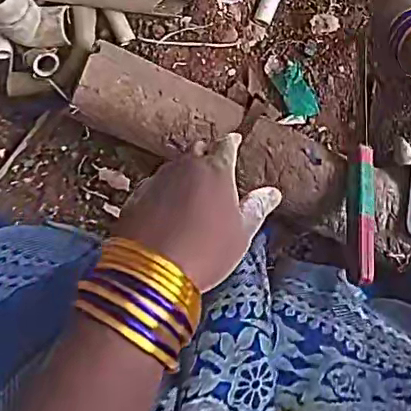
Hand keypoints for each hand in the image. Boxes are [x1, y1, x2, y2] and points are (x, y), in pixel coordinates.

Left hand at [112, 134, 280, 291]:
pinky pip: (155, 184)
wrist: (152, 270)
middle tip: (213, 164)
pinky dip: (164, 190)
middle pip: (197, 149)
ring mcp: (158, 177)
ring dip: (183, 172)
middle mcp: (186, 165)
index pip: (226, 145)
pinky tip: (167, 206)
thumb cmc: (206, 251)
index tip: (234, 140)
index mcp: (216, 170)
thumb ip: (256, 208)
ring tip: (191, 189)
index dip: (231, 142)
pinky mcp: (138, 193)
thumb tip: (272, 193)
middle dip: (206, 153)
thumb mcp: (241, 234)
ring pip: (174, 165)